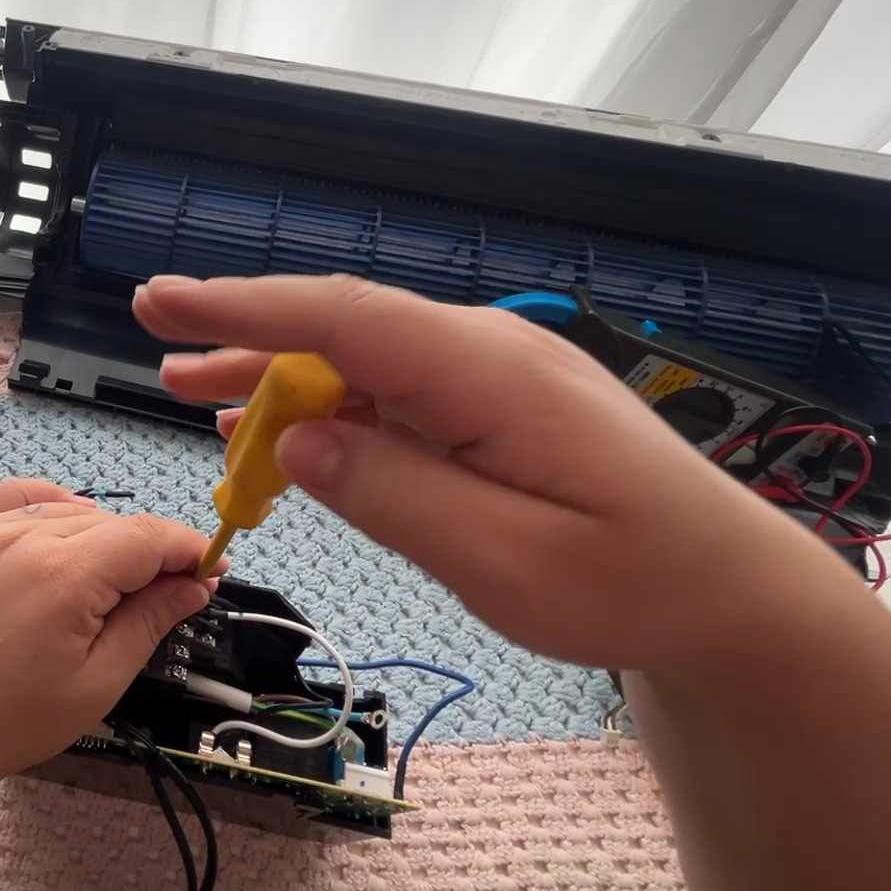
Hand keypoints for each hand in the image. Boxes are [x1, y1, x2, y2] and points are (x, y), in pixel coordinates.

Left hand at [0, 478, 223, 793]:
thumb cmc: (19, 718)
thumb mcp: (102, 680)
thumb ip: (153, 620)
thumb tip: (198, 582)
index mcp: (63, 575)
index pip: (146, 537)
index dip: (187, 548)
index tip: (214, 569)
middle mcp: (26, 535)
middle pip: (115, 523)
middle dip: (152, 552)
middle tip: (170, 591)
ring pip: (76, 510)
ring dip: (107, 537)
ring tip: (112, 581)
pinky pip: (24, 494)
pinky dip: (55, 504)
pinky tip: (66, 533)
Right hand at [134, 274, 866, 672]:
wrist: (730, 591)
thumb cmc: (634, 583)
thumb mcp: (508, 563)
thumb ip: (394, 494)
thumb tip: (297, 440)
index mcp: (487, 371)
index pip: (343, 317)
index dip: (245, 306)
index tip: (166, 300)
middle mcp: (476, 349)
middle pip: (336, 330)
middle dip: (241, 338)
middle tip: (161, 348)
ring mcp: (476, 372)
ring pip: (350, 360)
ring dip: (270, 375)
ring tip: (195, 389)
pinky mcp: (475, 401)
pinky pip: (379, 392)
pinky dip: (318, 408)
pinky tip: (276, 430)